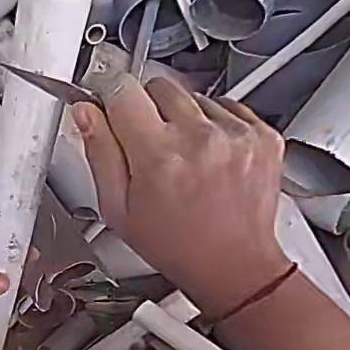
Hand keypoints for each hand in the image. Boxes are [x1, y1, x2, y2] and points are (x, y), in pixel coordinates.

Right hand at [75, 74, 288, 313]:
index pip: (123, 90)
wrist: (233, 264)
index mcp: (158, 156)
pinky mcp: (262, 134)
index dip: (108, 94)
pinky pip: (225, 106)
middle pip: (157, 85)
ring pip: (191, 95)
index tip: (106, 101)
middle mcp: (201, 138)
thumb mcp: (116, 208)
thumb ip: (99, 153)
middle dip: (143, 108)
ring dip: (179, 117)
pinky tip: (204, 156)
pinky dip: (211, 124)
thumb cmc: (174, 244)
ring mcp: (236, 133)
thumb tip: (86, 113)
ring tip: (179, 158)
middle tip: (144, 145)